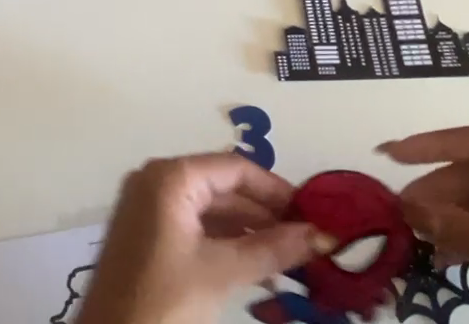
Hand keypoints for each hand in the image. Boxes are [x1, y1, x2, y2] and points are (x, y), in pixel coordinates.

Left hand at [77, 153, 335, 323]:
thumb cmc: (164, 299)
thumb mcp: (222, 273)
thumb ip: (272, 249)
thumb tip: (320, 235)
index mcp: (171, 176)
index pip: (235, 168)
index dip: (276, 190)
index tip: (314, 214)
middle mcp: (157, 180)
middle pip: (223, 186)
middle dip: (266, 213)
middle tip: (309, 241)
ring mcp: (149, 206)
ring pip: (211, 209)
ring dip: (250, 231)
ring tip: (293, 259)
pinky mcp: (148, 233)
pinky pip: (195, 226)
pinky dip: (226, 242)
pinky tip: (260, 268)